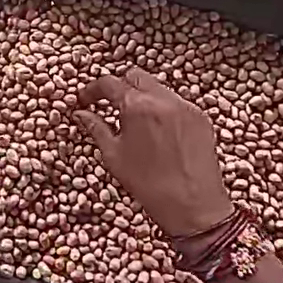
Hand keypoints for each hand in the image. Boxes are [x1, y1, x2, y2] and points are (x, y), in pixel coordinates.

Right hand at [74, 68, 232, 239]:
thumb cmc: (150, 185)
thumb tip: (82, 114)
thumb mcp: (113, 155)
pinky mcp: (201, 118)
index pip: (109, 83)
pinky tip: (156, 131)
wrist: (194, 206)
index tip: (86, 100)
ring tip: (133, 121)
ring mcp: (186, 107)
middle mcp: (164, 99)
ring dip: (142, 96)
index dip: (93, 90)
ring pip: (157, 87)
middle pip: (135, 76)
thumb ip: (96, 128)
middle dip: (119, 86)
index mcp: (137, 107)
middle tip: (108, 104)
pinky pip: (176, 103)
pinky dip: (162, 109)